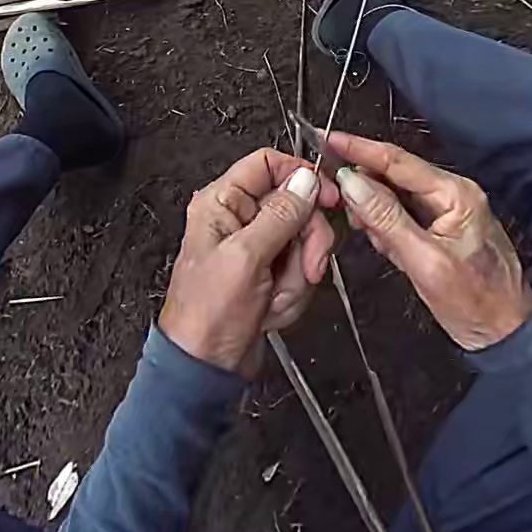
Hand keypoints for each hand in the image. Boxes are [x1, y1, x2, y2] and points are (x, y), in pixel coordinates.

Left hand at [159, 149, 339, 375]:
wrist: (205, 368)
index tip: (326, 197)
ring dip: (298, 273)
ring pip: (303, 240)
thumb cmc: (207, 315)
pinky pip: (300, 268)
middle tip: (306, 264)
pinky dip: (293, 291)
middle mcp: (238, 218)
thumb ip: (280, 215)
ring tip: (274, 295)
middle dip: (306, 241)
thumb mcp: (246, 258)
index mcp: (222, 202)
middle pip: (295, 204)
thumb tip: (305, 181)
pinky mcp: (268, 270)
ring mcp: (255, 245)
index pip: (267, 164)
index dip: (300, 175)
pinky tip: (272, 308)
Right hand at [327, 132, 531, 350]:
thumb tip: (351, 182)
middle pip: (391, 174)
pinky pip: (397, 214)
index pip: (397, 160)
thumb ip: (386, 218)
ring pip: (391, 195)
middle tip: (334, 197)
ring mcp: (442, 210)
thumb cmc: (477, 302)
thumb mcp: (425, 261)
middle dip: (361, 185)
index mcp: (455, 193)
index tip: (328, 139)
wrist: (506, 337)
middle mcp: (449, 193)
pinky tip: (383, 242)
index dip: (359, 148)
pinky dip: (382, 225)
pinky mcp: (434, 226)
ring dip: (371, 211)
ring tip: (369, 233)